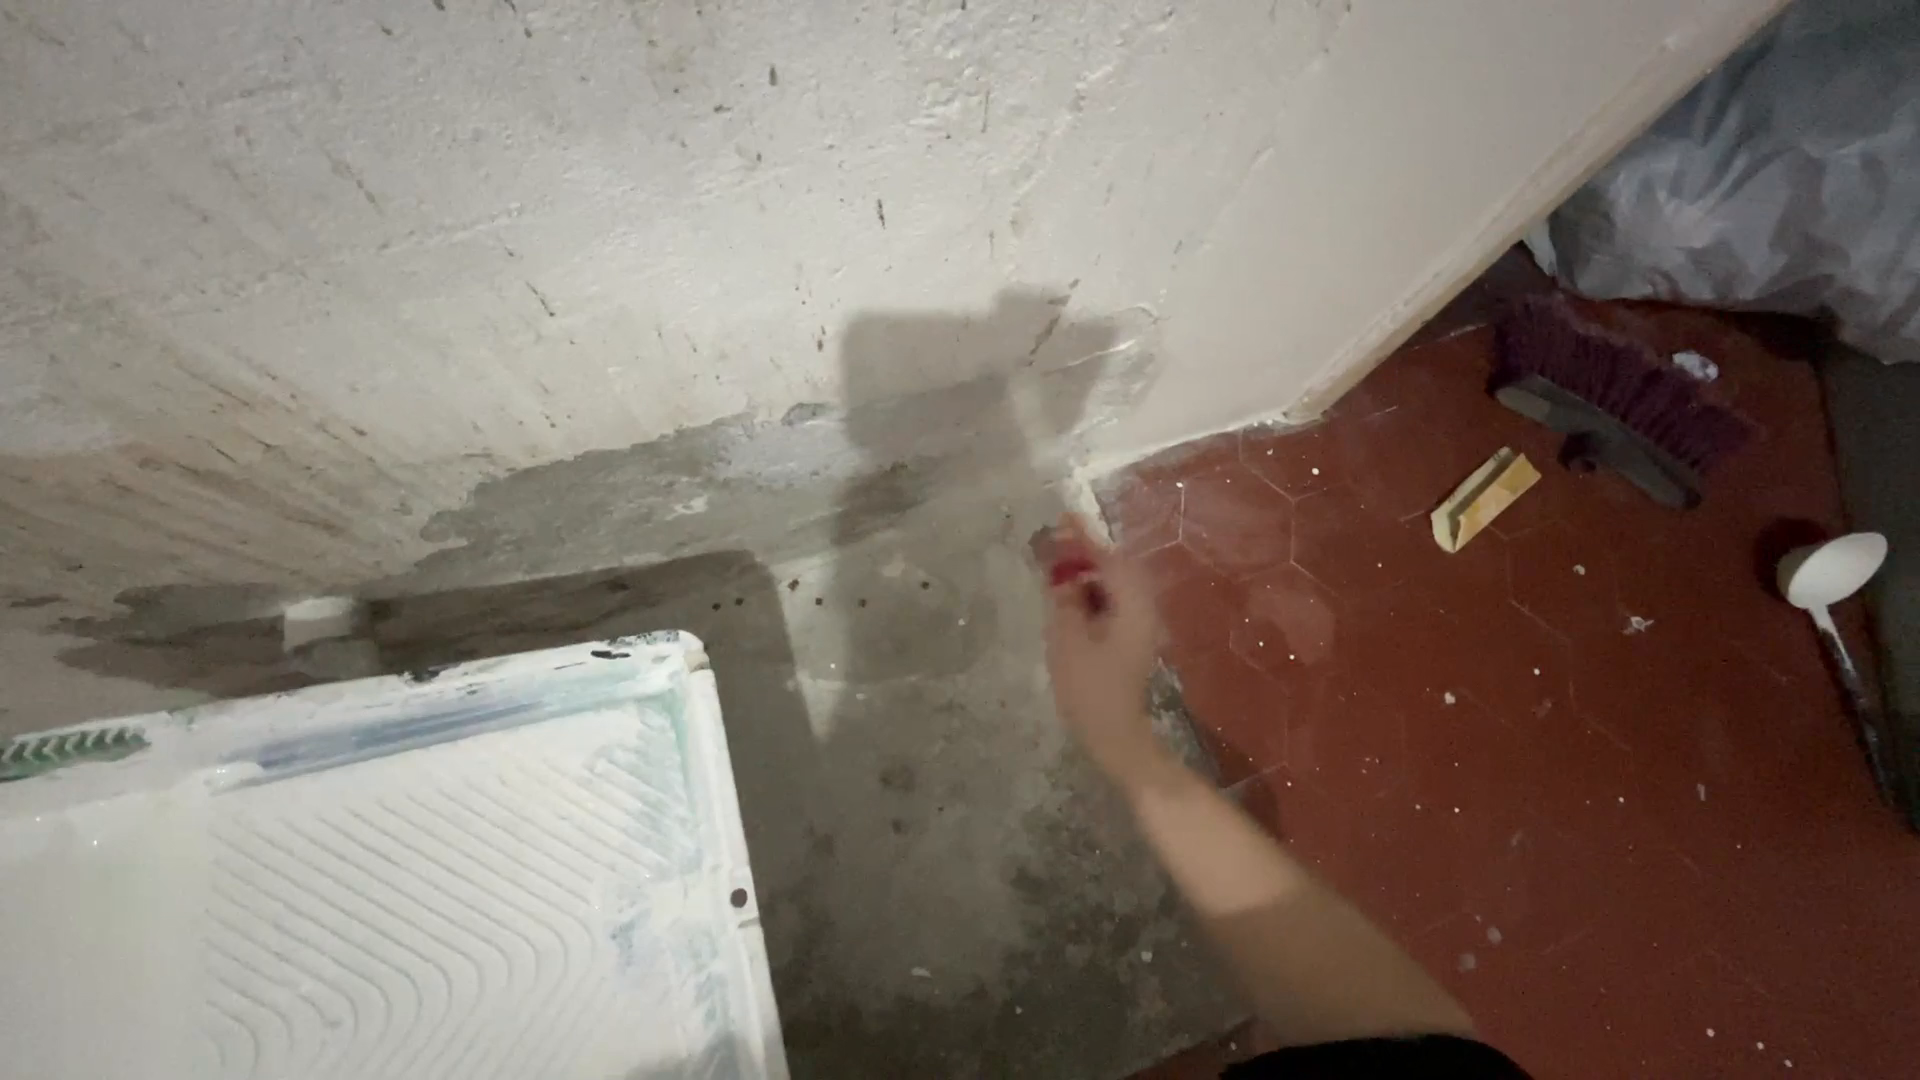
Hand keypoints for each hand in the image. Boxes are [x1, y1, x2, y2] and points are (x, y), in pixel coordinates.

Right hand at [1042, 514, 1163, 775]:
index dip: (1085, 538)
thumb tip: (1061, 570)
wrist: (1114, 735)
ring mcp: (1141, 626)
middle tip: (1057, 540)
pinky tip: (1072, 596)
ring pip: (1116, 585)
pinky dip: (1095, 592)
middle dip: (1088, 552)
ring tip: (1059, 566)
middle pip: (1117, 568)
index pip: (1108, 560)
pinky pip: (1115, 602)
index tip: (1065, 516)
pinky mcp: (1132, 639)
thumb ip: (1064, 598)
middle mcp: (1144, 610)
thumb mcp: (1067, 640)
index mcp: (1132, 607)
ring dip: (1091, 572)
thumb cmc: (1089, 689)